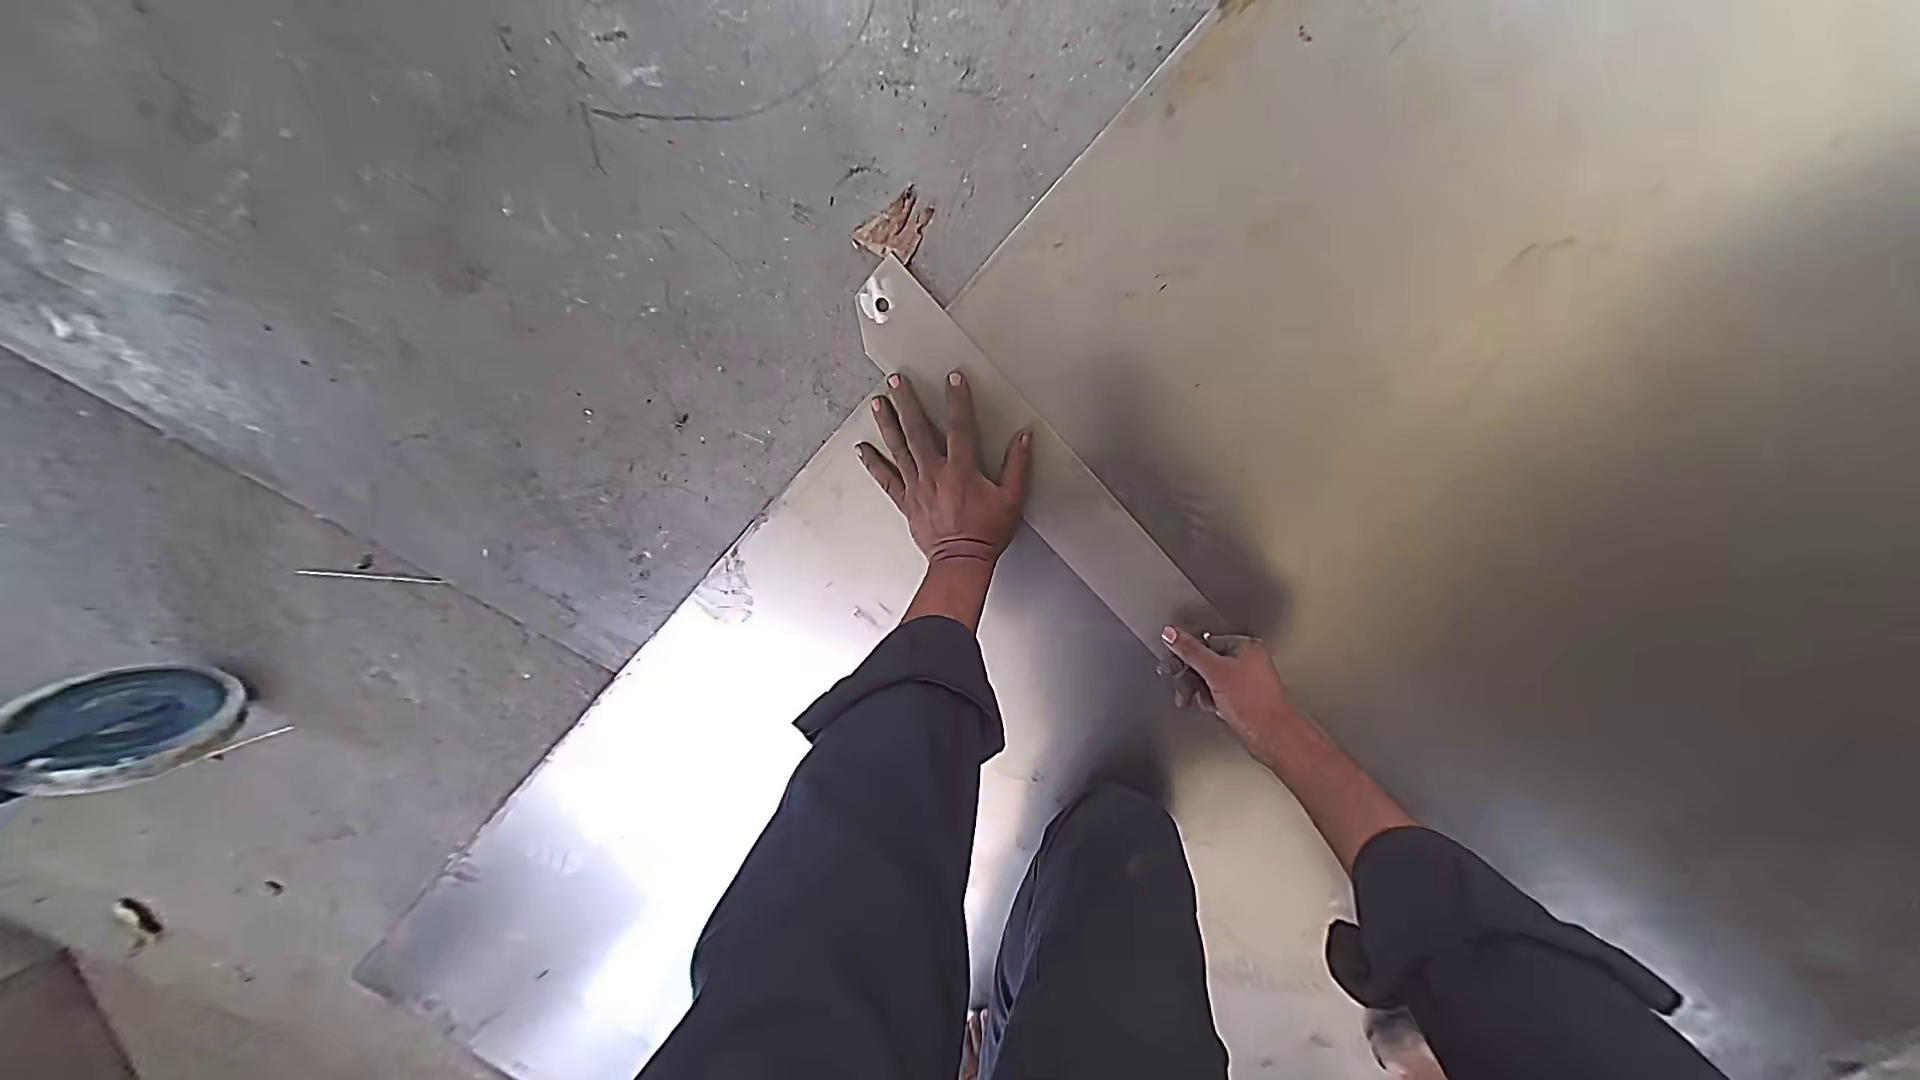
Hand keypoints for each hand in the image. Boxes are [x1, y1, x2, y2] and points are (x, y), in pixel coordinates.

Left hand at [858, 371, 1031, 565]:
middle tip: (898, 380)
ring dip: (887, 423)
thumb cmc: (985, 534)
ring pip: (898, 448)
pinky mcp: (906, 501)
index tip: (953, 378)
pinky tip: (863, 450)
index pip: (959, 426)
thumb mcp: (1012, 498)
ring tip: (878, 403)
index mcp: (961, 470)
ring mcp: (917, 487)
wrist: (961, 561)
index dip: (957, 399)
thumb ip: (1018, 465)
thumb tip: (1023, 438)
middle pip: (918, 430)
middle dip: (908, 402)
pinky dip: (873, 463)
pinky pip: (886, 479)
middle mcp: (935, 473)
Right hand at [1161, 626, 1297, 759]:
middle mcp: (1245, 661)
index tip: (1173, 662)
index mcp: (1244, 646)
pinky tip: (1211, 707)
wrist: (1272, 737)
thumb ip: (1190, 651)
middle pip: (1204, 660)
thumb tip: (1171, 633)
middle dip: (1190, 676)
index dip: (1186, 653)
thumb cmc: (1255, 703)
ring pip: (1207, 678)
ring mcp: (1242, 680)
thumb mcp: (1214, 671)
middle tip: (1183, 685)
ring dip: (1197, 690)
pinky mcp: (1239, 698)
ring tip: (1198, 699)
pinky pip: (1214, 692)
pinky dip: (1207, 699)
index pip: (1204, 641)